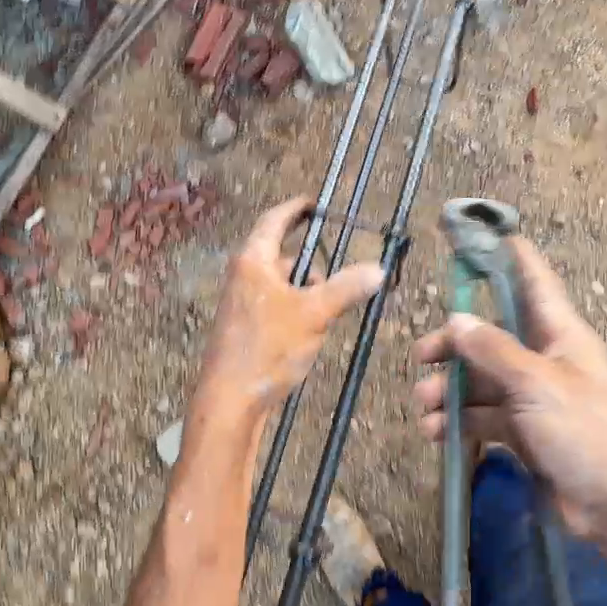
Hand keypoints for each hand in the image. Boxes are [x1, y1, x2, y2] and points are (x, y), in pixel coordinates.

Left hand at [192, 197, 383, 418]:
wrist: (229, 401)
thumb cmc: (267, 349)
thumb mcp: (315, 314)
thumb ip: (347, 288)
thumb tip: (378, 268)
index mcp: (253, 260)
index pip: (275, 220)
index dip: (296, 208)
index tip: (316, 204)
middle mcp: (242, 274)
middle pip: (282, 254)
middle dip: (312, 264)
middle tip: (337, 279)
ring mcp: (240, 302)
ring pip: (281, 283)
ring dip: (305, 291)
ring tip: (325, 314)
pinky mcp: (243, 327)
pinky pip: (275, 304)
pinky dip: (295, 309)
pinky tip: (307, 335)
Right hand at [413, 238, 606, 537]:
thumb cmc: (587, 433)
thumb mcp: (538, 385)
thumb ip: (494, 351)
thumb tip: (456, 320)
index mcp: (560, 334)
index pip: (533, 280)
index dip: (508, 256)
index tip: (477, 235)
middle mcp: (544, 358)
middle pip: (491, 335)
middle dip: (455, 344)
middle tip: (421, 356)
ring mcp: (533, 396)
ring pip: (482, 379)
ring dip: (451, 390)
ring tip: (425, 407)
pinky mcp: (525, 432)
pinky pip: (484, 416)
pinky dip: (459, 422)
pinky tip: (437, 434)